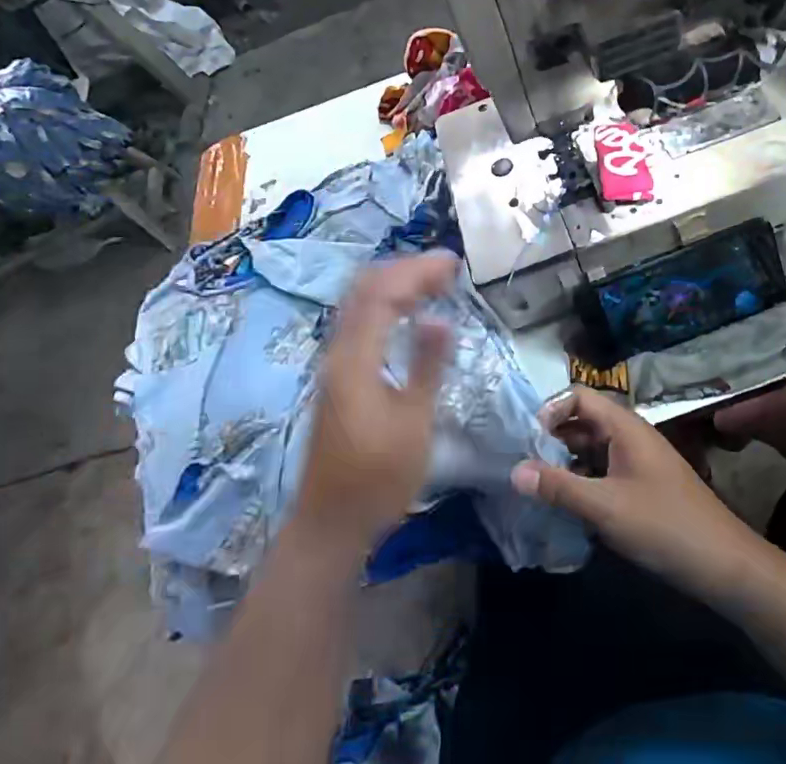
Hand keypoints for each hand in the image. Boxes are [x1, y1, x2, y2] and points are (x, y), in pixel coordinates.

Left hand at [297, 252, 457, 548]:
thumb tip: (441, 318)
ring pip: (357, 304)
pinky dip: (384, 305)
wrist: (331, 521)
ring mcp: (332, 365)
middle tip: (446, 268)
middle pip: (363, 290)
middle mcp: (336, 354)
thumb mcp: (414, 423)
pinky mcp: (336, 377)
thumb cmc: (379, 478)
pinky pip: (358, 322)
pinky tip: (407, 315)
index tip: (454, 263)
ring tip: (433, 282)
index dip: (417, 271)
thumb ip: (427, 367)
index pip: (382, 295)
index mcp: (355, 361)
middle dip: (404, 270)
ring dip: (393, 284)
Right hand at [511, 386, 761, 596]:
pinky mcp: (642, 487)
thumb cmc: (662, 525)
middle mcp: (632, 437)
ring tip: (537, 485)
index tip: (528, 439)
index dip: (552, 409)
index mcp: (626, 428)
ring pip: (593, 450)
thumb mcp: (605, 507)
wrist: (720, 561)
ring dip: (566, 462)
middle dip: (553, 438)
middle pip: (585, 422)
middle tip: (523, 463)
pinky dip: (583, 480)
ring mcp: (639, 462)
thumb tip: (514, 470)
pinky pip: (605, 472)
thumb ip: (559, 487)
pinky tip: (566, 504)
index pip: (581, 396)